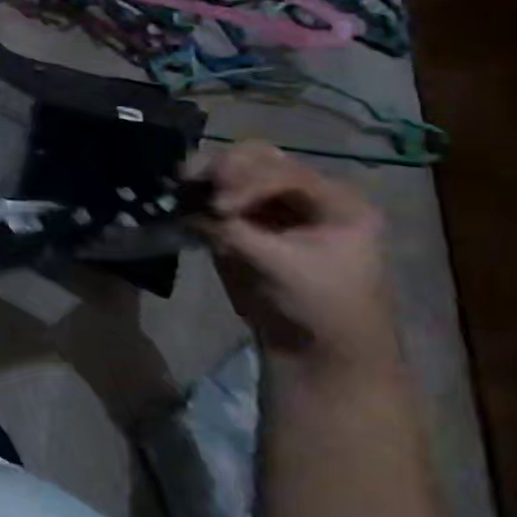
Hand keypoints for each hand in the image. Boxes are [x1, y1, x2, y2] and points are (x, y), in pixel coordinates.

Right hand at [192, 141, 397, 375]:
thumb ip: (232, 231)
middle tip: (191, 182)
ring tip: (182, 187)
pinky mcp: (247, 224)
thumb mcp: (279, 268)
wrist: (319, 357)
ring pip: (234, 172)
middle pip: (255, 160)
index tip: (218, 209)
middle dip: (221, 167)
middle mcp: (304, 195)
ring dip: (206, 176)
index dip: (244, 181)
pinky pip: (218, 196)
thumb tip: (186, 209)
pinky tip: (180, 201)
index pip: (280, 171)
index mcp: (335, 201)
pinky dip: (198, 195)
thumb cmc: (318, 311)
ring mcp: (274, 208)